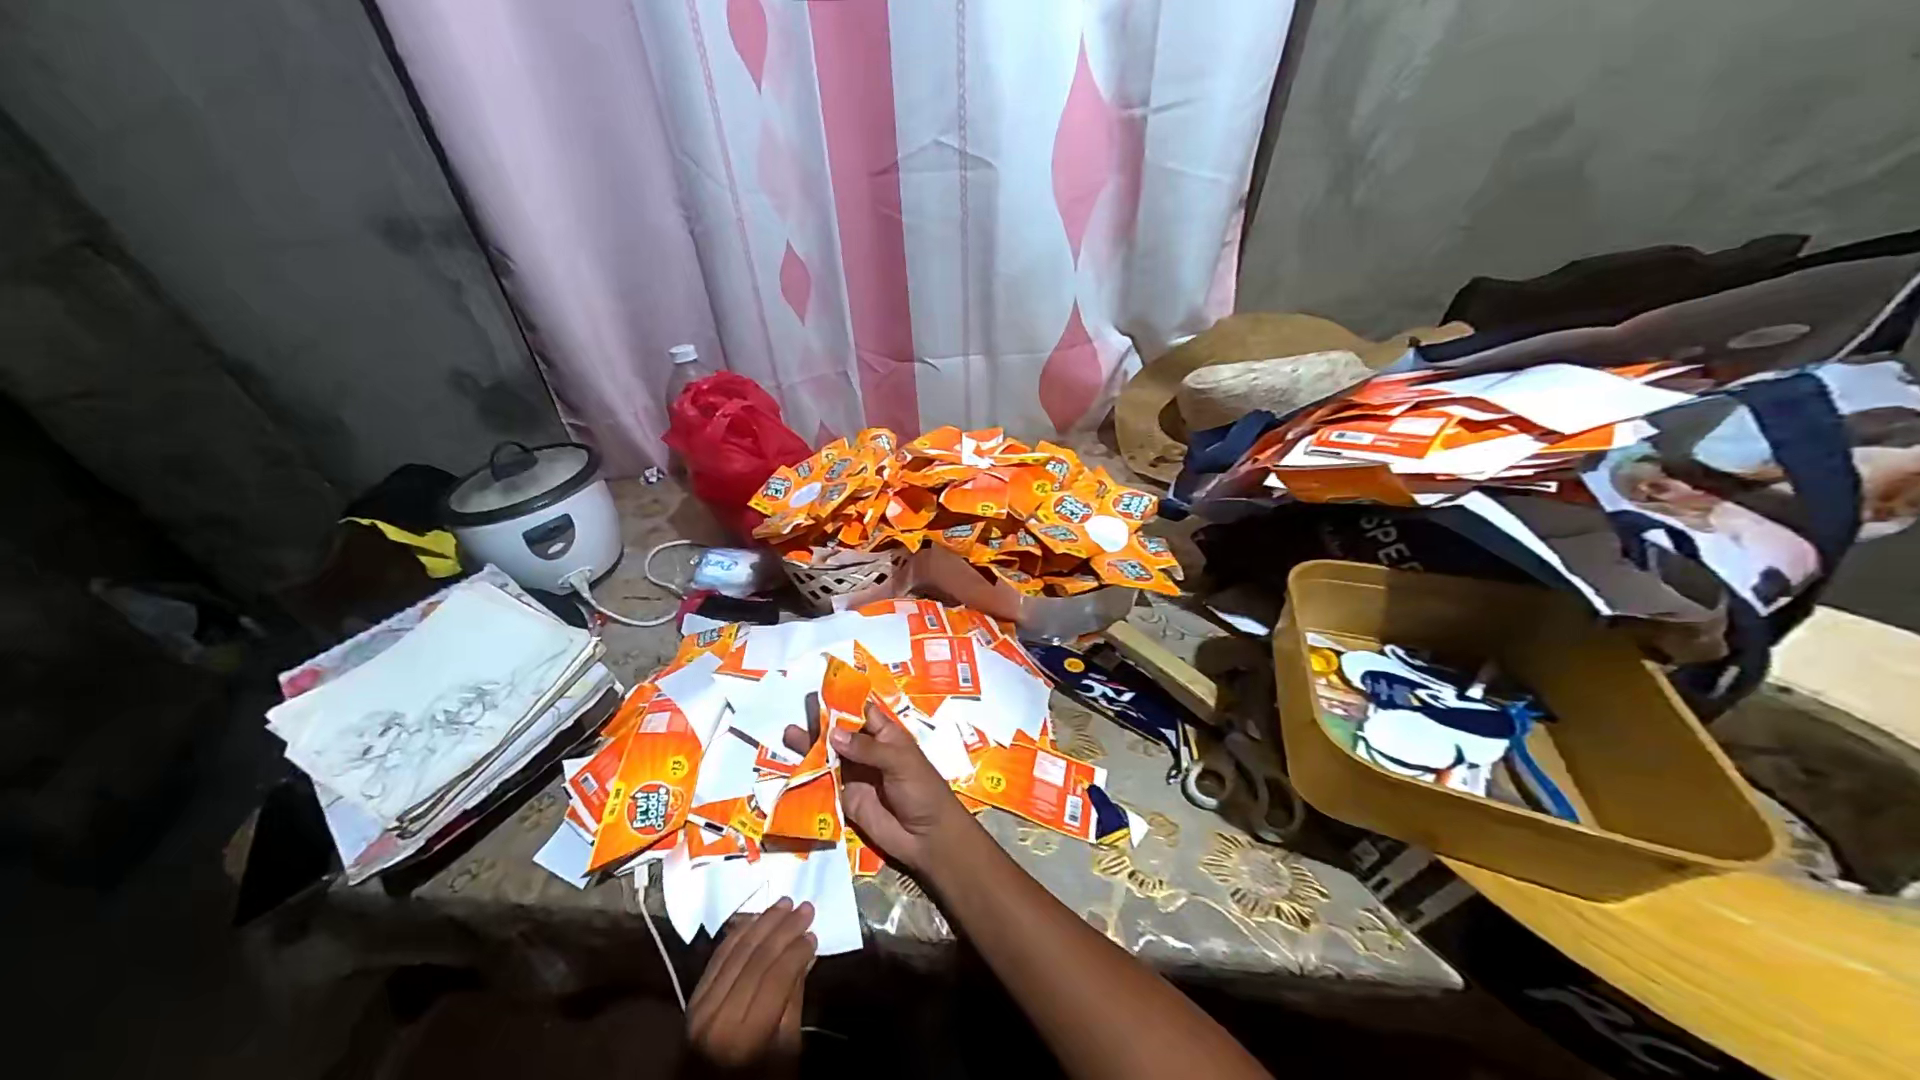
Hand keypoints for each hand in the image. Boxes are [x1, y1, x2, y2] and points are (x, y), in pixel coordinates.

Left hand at [685, 899, 814, 1072]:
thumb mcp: (786, 1051)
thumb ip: (793, 1000)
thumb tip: (805, 953)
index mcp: (746, 1035)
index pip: (776, 977)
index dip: (797, 951)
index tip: (814, 933)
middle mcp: (719, 1016)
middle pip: (755, 959)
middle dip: (783, 929)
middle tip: (805, 907)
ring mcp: (701, 1006)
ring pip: (735, 951)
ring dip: (762, 923)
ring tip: (784, 903)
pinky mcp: (693, 999)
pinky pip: (717, 957)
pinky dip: (738, 934)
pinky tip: (755, 919)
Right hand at [783, 702, 977, 872]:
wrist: (927, 837)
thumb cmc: (922, 790)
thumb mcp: (900, 762)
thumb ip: (867, 749)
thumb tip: (833, 735)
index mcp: (886, 735)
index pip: (862, 712)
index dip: (844, 701)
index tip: (822, 689)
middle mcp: (867, 751)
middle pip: (841, 732)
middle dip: (822, 722)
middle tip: (800, 708)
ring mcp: (855, 774)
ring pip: (829, 756)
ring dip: (810, 746)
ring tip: (789, 734)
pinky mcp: (845, 798)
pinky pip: (824, 783)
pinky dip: (809, 776)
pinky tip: (793, 767)